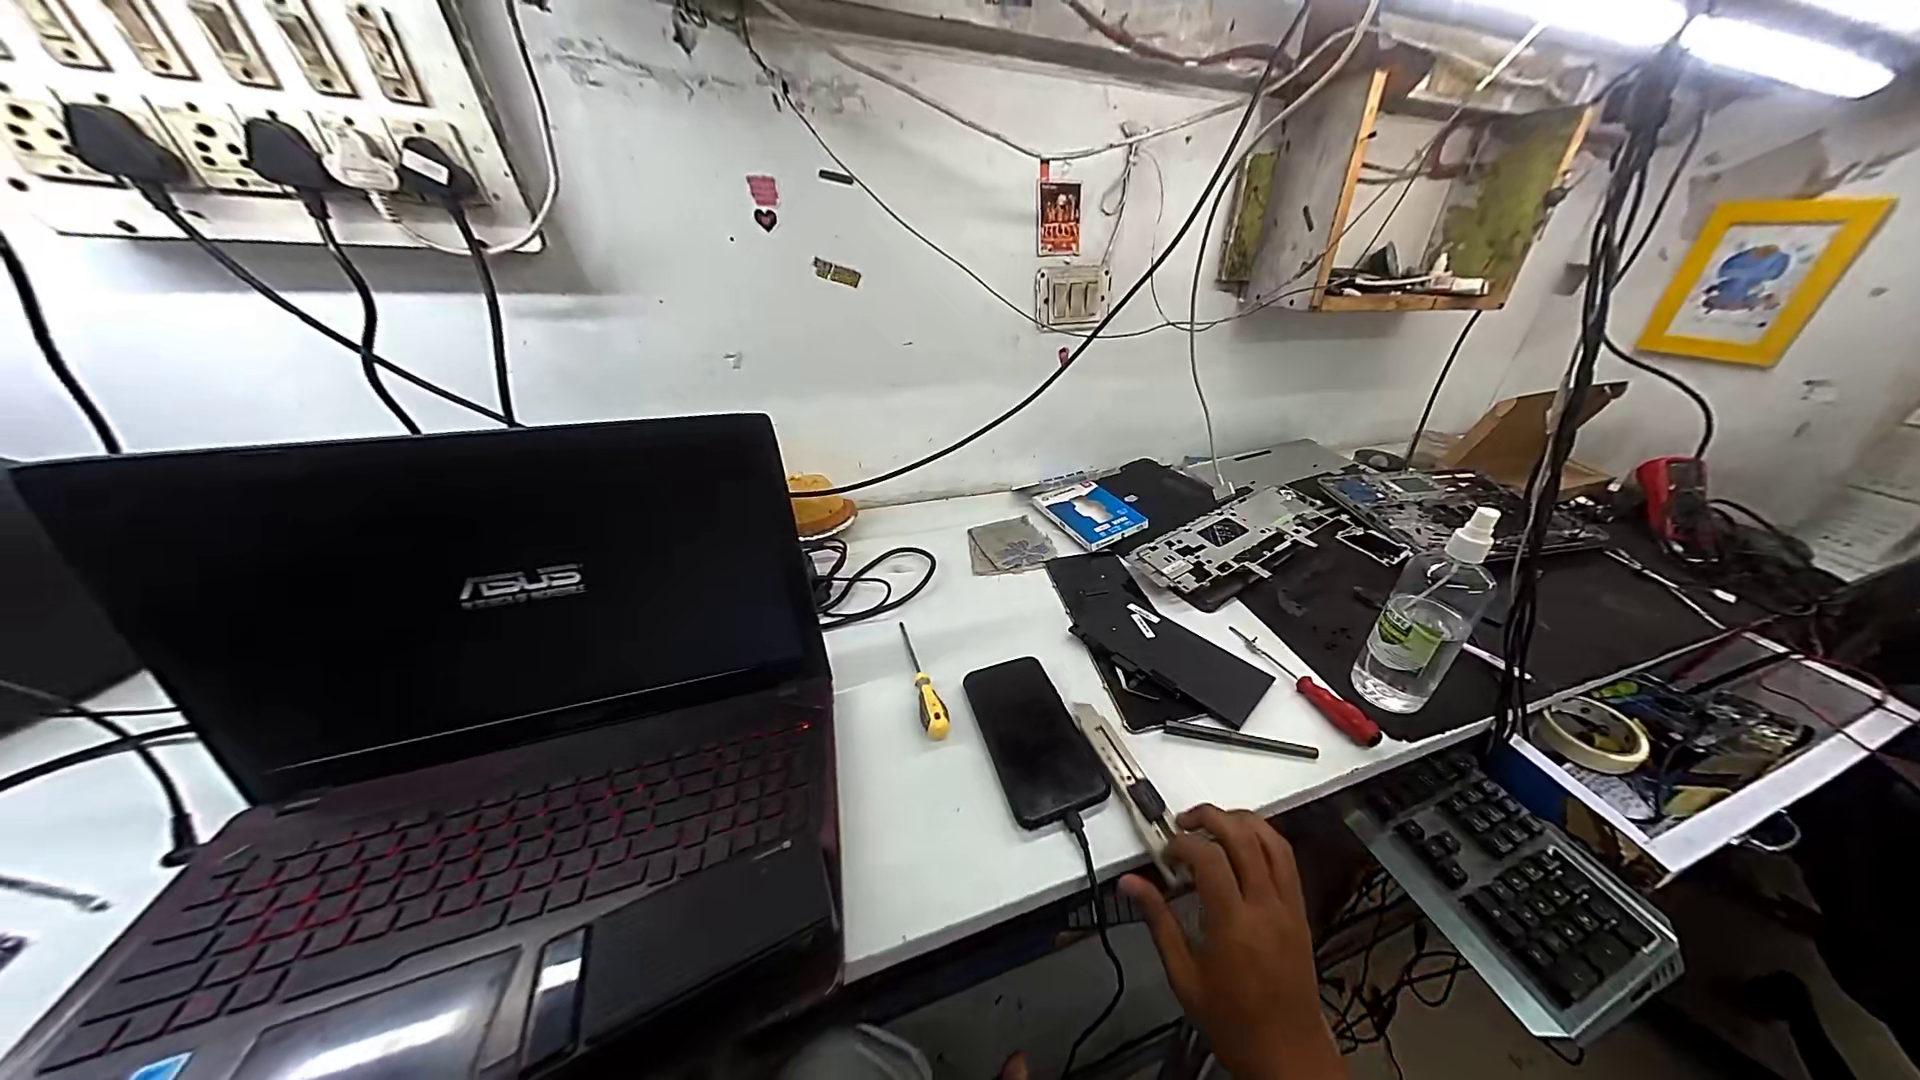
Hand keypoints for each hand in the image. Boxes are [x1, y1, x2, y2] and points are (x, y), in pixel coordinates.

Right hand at [1118, 805, 1341, 1079]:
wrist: (1288, 1057)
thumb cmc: (1236, 1024)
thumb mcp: (1184, 976)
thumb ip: (1158, 921)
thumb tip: (1132, 885)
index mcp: (1234, 926)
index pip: (1209, 857)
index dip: (1181, 843)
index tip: (1167, 852)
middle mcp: (1266, 910)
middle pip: (1243, 836)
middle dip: (1210, 816)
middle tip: (1185, 822)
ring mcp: (1288, 909)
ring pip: (1272, 841)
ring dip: (1240, 821)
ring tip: (1213, 824)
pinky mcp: (1300, 913)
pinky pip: (1287, 861)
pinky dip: (1264, 839)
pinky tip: (1242, 845)